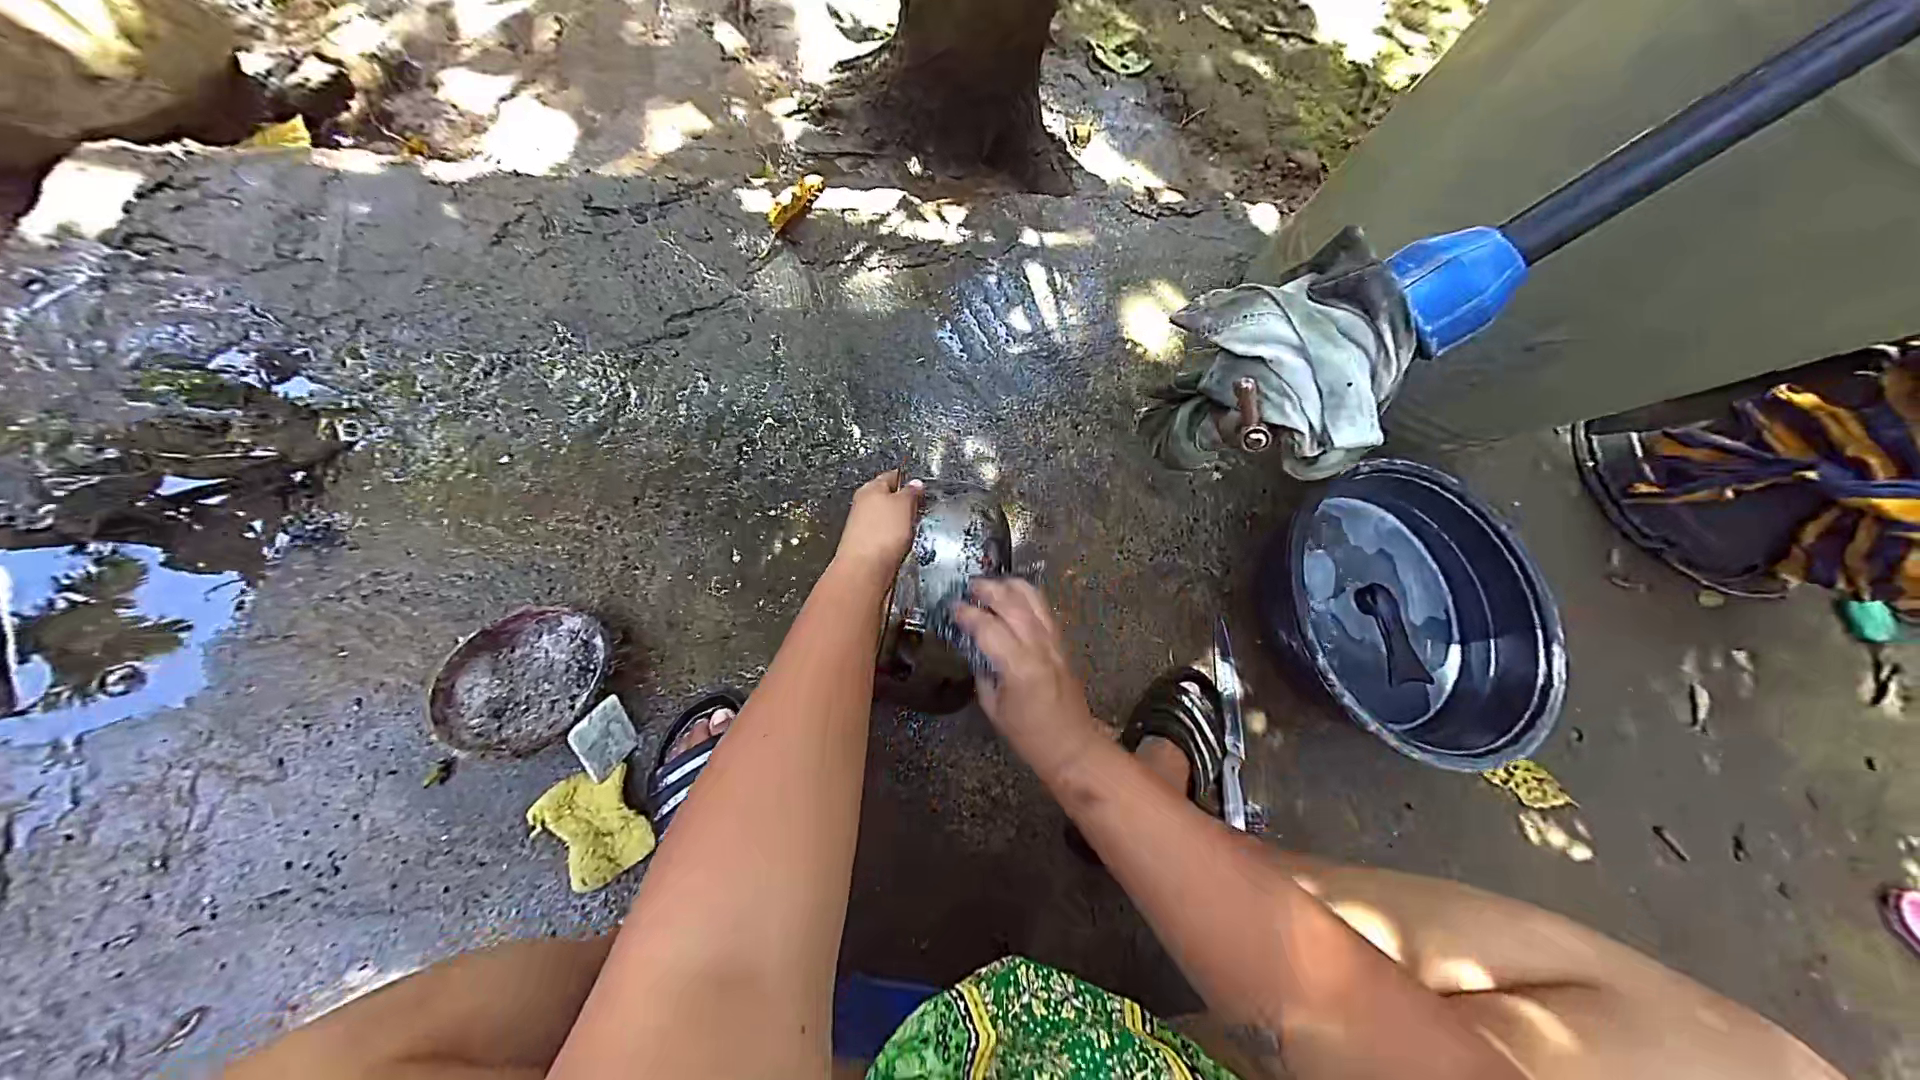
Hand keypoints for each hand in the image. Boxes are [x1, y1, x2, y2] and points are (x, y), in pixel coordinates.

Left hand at [830, 469, 923, 582]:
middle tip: (922, 509)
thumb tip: (915, 483)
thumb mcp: (903, 505)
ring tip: (915, 529)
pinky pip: (887, 537)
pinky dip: (897, 539)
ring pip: (889, 520)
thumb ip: (910, 492)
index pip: (891, 477)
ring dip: (903, 524)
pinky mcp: (868, 546)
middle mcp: (864, 506)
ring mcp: (864, 527)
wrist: (865, 569)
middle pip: (889, 499)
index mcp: (870, 489)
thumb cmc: (882, 533)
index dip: (907, 480)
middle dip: (906, 505)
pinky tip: (904, 544)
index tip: (921, 485)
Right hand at [954, 578, 1102, 777]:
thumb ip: (983, 674)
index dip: (967, 614)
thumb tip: (975, 650)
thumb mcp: (994, 709)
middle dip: (989, 590)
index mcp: (1018, 667)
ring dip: (1011, 587)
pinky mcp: (1063, 644)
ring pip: (1034, 601)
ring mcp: (1054, 643)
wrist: (1072, 746)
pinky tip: (1015, 597)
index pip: (988, 628)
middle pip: (1013, 604)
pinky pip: (1045, 611)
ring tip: (993, 584)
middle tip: (970, 587)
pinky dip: (1028, 598)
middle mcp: (1039, 648)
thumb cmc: (1029, 735)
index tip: (953, 608)